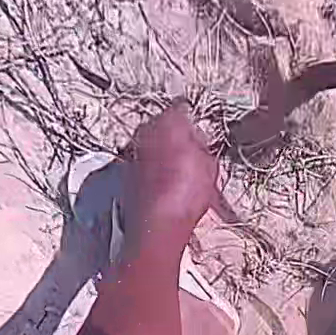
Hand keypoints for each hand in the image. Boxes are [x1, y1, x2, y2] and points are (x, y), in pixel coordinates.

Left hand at [124, 103, 218, 251]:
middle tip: (190, 155)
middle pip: (161, 127)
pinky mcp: (126, 174)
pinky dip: (151, 172)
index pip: (180, 110)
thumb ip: (202, 147)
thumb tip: (198, 145)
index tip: (197, 135)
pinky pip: (142, 166)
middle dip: (174, 138)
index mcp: (168, 122)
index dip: (191, 124)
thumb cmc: (185, 195)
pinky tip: (164, 187)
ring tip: (178, 175)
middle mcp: (145, 133)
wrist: (158, 224)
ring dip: (161, 155)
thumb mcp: (209, 166)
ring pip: (150, 146)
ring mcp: (133, 153)